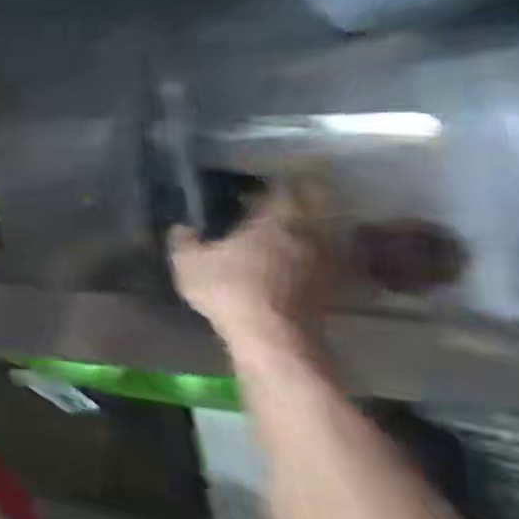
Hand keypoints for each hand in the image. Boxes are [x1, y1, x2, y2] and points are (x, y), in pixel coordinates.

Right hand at [169, 185, 330, 344]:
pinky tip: (312, 267)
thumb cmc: (227, 288)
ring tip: (295, 237)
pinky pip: (336, 263)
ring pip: (328, 235)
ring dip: (315, 232)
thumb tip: (183, 227)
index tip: (255, 189)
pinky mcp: (335, 287)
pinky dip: (327, 261)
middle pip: (315, 207)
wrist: (270, 333)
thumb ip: (184, 241)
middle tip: (280, 208)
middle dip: (301, 203)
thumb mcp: (188, 263)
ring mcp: (327, 260)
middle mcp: (308, 233)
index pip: (281, 189)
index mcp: (274, 219)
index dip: (269, 186)